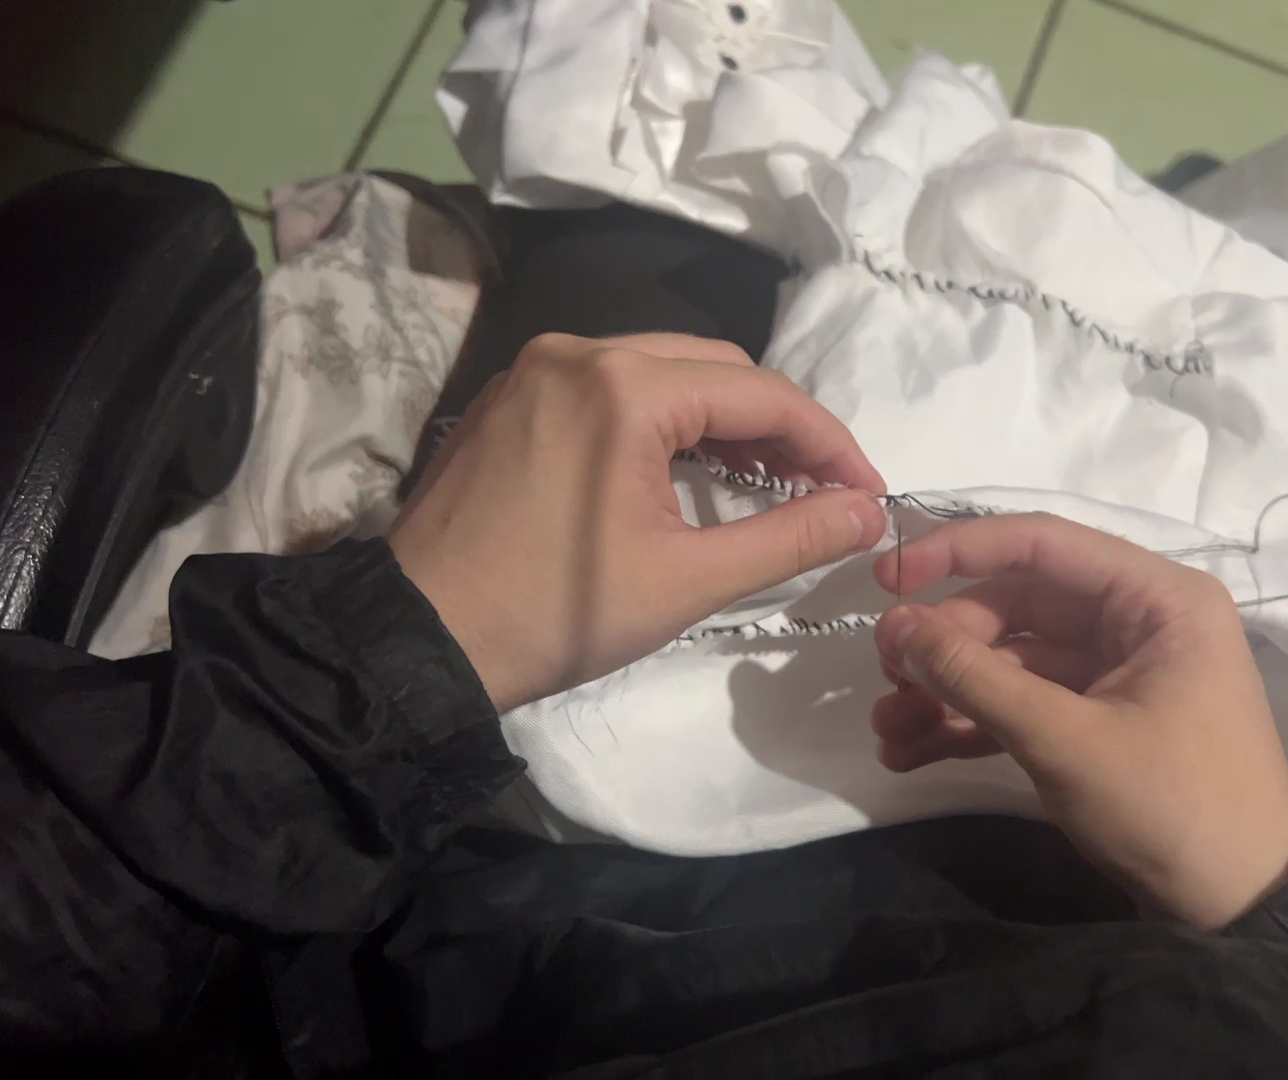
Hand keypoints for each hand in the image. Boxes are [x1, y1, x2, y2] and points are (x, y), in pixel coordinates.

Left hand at [390, 333, 886, 712]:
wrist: (420, 642)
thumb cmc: (558, 615)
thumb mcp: (687, 581)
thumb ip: (790, 538)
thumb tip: (867, 512)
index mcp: (624, 387)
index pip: (761, 395)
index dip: (828, 442)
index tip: (867, 491)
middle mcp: (581, 350)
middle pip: (717, 370)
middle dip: (781, 428)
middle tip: (822, 488)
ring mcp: (541, 367)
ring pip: (667, 373)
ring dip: (727, 423)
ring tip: (770, 480)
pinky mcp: (518, 393)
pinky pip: (618, 388)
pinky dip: (670, 423)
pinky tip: (693, 467)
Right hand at [870, 513, 1287, 928]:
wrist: (1243, 917)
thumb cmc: (1173, 809)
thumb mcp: (1064, 740)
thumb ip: (972, 677)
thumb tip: (890, 626)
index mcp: (1153, 598)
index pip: (1039, 544)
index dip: (956, 550)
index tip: (888, 577)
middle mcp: (1130, 619)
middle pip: (1011, 606)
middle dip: (943, 645)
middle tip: (886, 677)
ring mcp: (1107, 669)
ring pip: (1005, 656)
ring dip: (944, 690)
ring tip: (888, 728)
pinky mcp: (1089, 713)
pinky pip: (1016, 699)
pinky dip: (966, 721)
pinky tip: (911, 751)